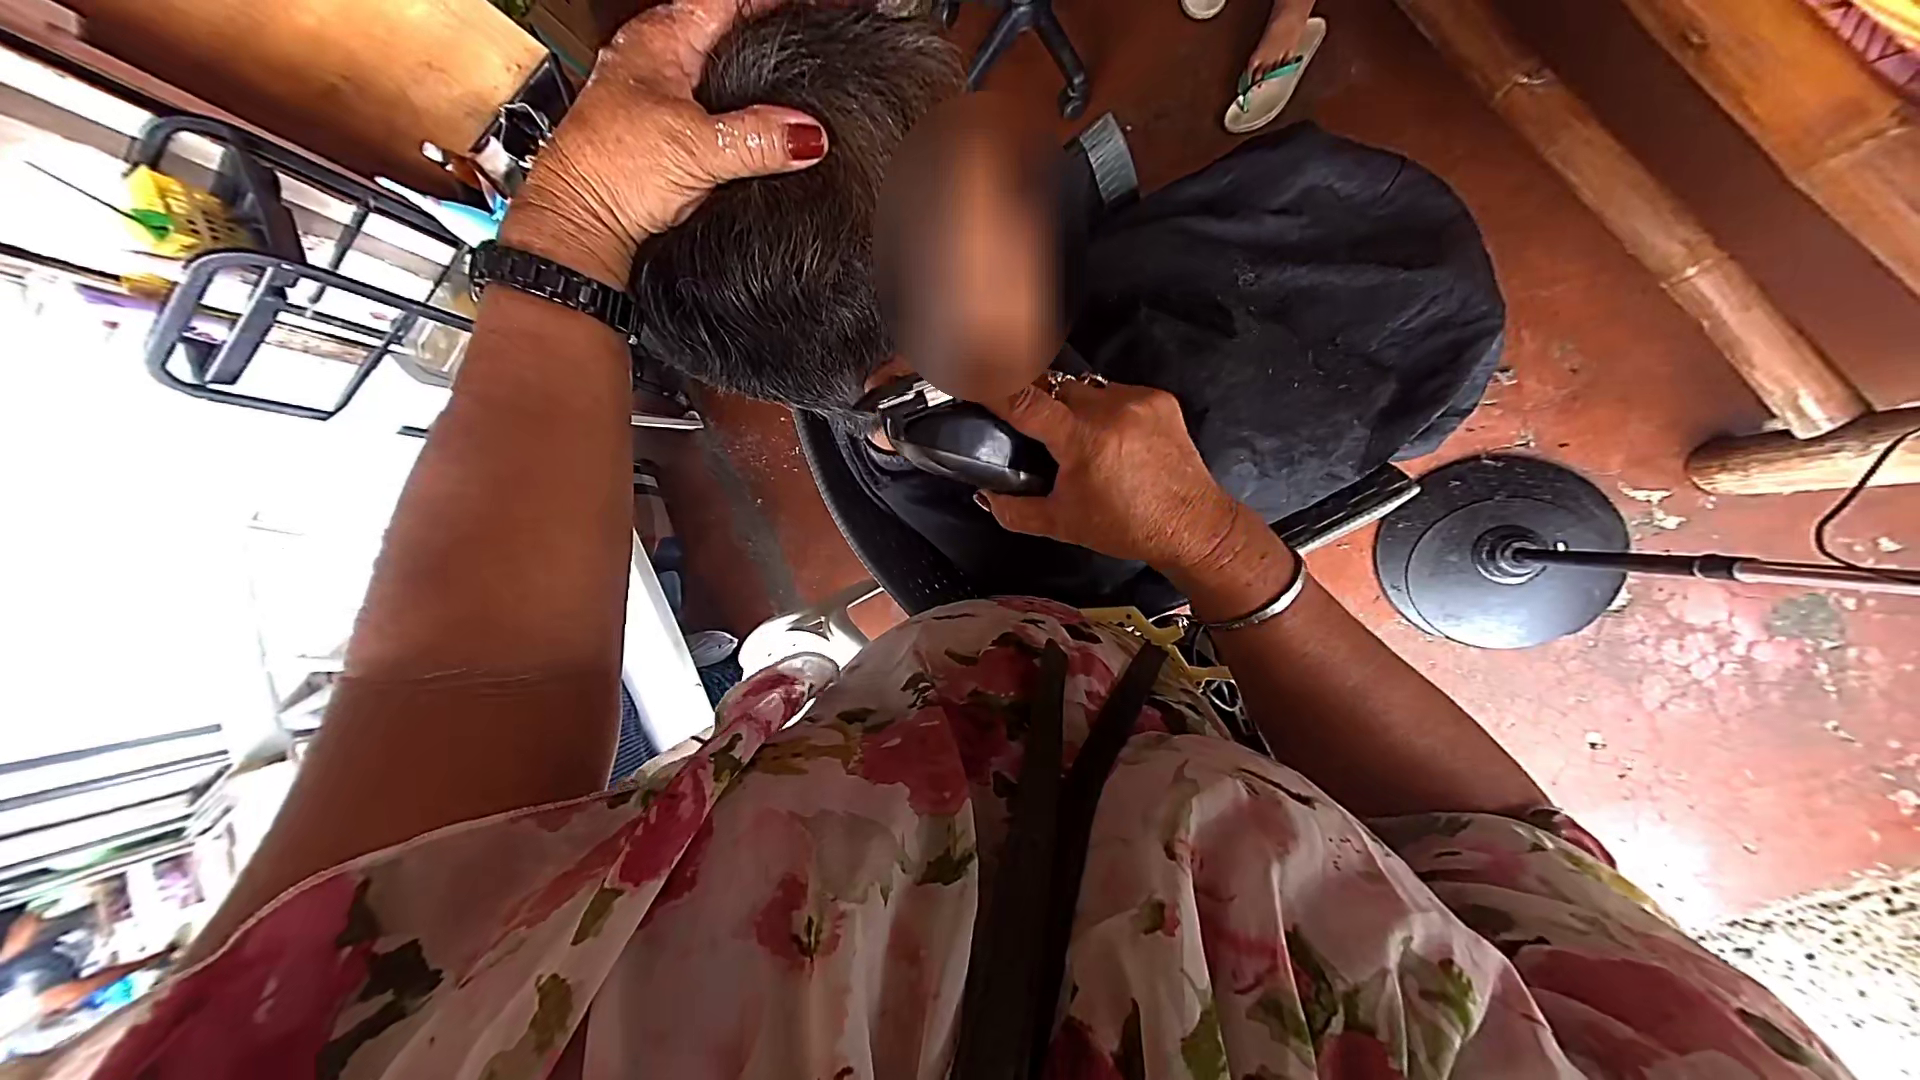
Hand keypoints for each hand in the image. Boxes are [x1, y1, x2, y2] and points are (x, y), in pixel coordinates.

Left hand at [499, 0, 828, 284]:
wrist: (588, 220)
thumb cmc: (613, 171)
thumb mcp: (699, 148)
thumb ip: (758, 139)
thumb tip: (809, 135)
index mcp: (664, 40)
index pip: (734, 2)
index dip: (777, 6)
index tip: (813, 14)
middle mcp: (662, 61)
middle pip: (730, 33)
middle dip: (772, 37)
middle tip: (811, 46)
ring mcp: (664, 98)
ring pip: (724, 75)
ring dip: (757, 80)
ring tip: (796, 88)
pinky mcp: (670, 137)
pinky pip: (719, 114)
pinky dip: (745, 118)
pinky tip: (762, 133)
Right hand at [978, 379, 1251, 573]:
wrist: (1191, 524)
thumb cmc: (1130, 526)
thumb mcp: (1061, 524)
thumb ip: (1014, 510)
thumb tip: (986, 495)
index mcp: (1084, 441)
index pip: (1026, 400)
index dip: (996, 386)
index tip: (977, 375)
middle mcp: (1112, 412)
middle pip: (1054, 387)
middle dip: (1040, 403)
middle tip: (1038, 431)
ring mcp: (1138, 401)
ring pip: (1084, 387)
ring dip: (1072, 406)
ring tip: (1078, 438)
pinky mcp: (1158, 398)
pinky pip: (1114, 390)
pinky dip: (1103, 408)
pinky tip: (1109, 436)